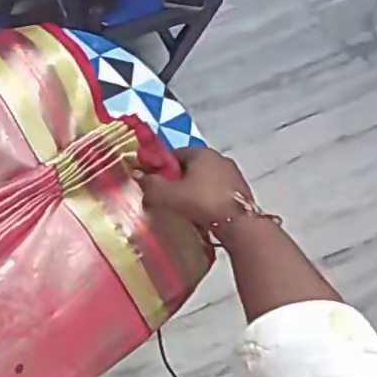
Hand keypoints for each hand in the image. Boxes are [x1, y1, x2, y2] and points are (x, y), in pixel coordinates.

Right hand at [138, 148, 256, 227]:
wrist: (240, 224)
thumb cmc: (201, 202)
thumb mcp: (169, 194)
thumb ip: (151, 184)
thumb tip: (136, 175)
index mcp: (201, 152)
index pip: (174, 153)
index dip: (161, 167)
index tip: (154, 182)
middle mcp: (219, 158)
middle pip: (190, 166)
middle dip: (177, 178)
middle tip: (166, 195)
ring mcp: (233, 173)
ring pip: (204, 178)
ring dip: (193, 188)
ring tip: (182, 206)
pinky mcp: (241, 190)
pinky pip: (216, 189)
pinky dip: (206, 197)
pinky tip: (200, 211)